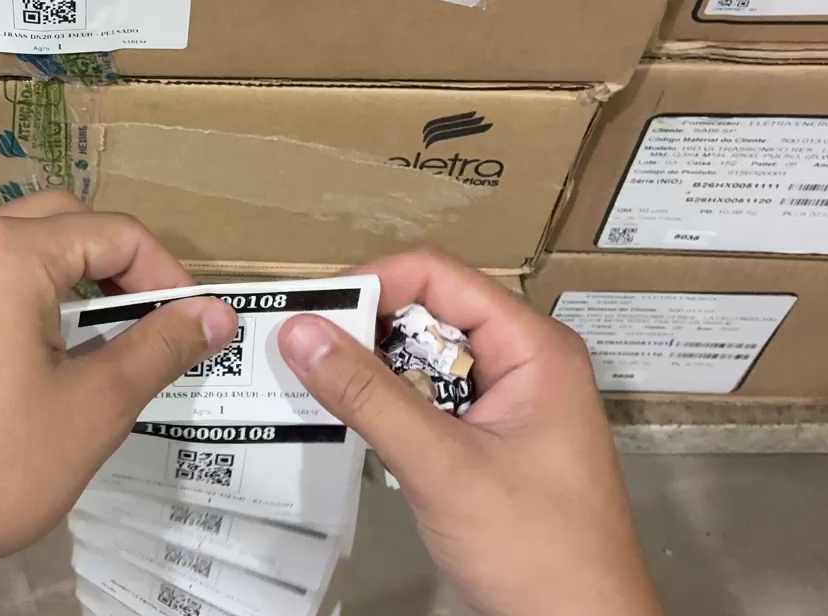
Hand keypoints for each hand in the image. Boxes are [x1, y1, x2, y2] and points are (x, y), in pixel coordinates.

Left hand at [0, 193, 238, 615]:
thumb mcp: (92, 408)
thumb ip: (157, 347)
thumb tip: (214, 314)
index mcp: (8, 253)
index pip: (113, 232)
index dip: (163, 272)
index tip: (187, 323)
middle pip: (57, 221)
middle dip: (111, 260)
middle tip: (142, 317)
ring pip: (4, 248)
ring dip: (56, 275)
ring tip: (82, 337)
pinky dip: (3, 298)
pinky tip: (8, 356)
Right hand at [278, 250, 662, 615]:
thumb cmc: (533, 551)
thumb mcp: (443, 467)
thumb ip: (367, 395)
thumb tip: (294, 328)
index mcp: (530, 346)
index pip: (434, 275)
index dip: (371, 282)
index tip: (312, 314)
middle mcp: (516, 357)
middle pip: (421, 308)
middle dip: (360, 324)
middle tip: (301, 349)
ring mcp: (498, 395)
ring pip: (413, 349)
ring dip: (362, 362)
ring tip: (309, 377)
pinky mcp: (477, 429)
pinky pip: (415, 387)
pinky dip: (375, 393)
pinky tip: (340, 411)